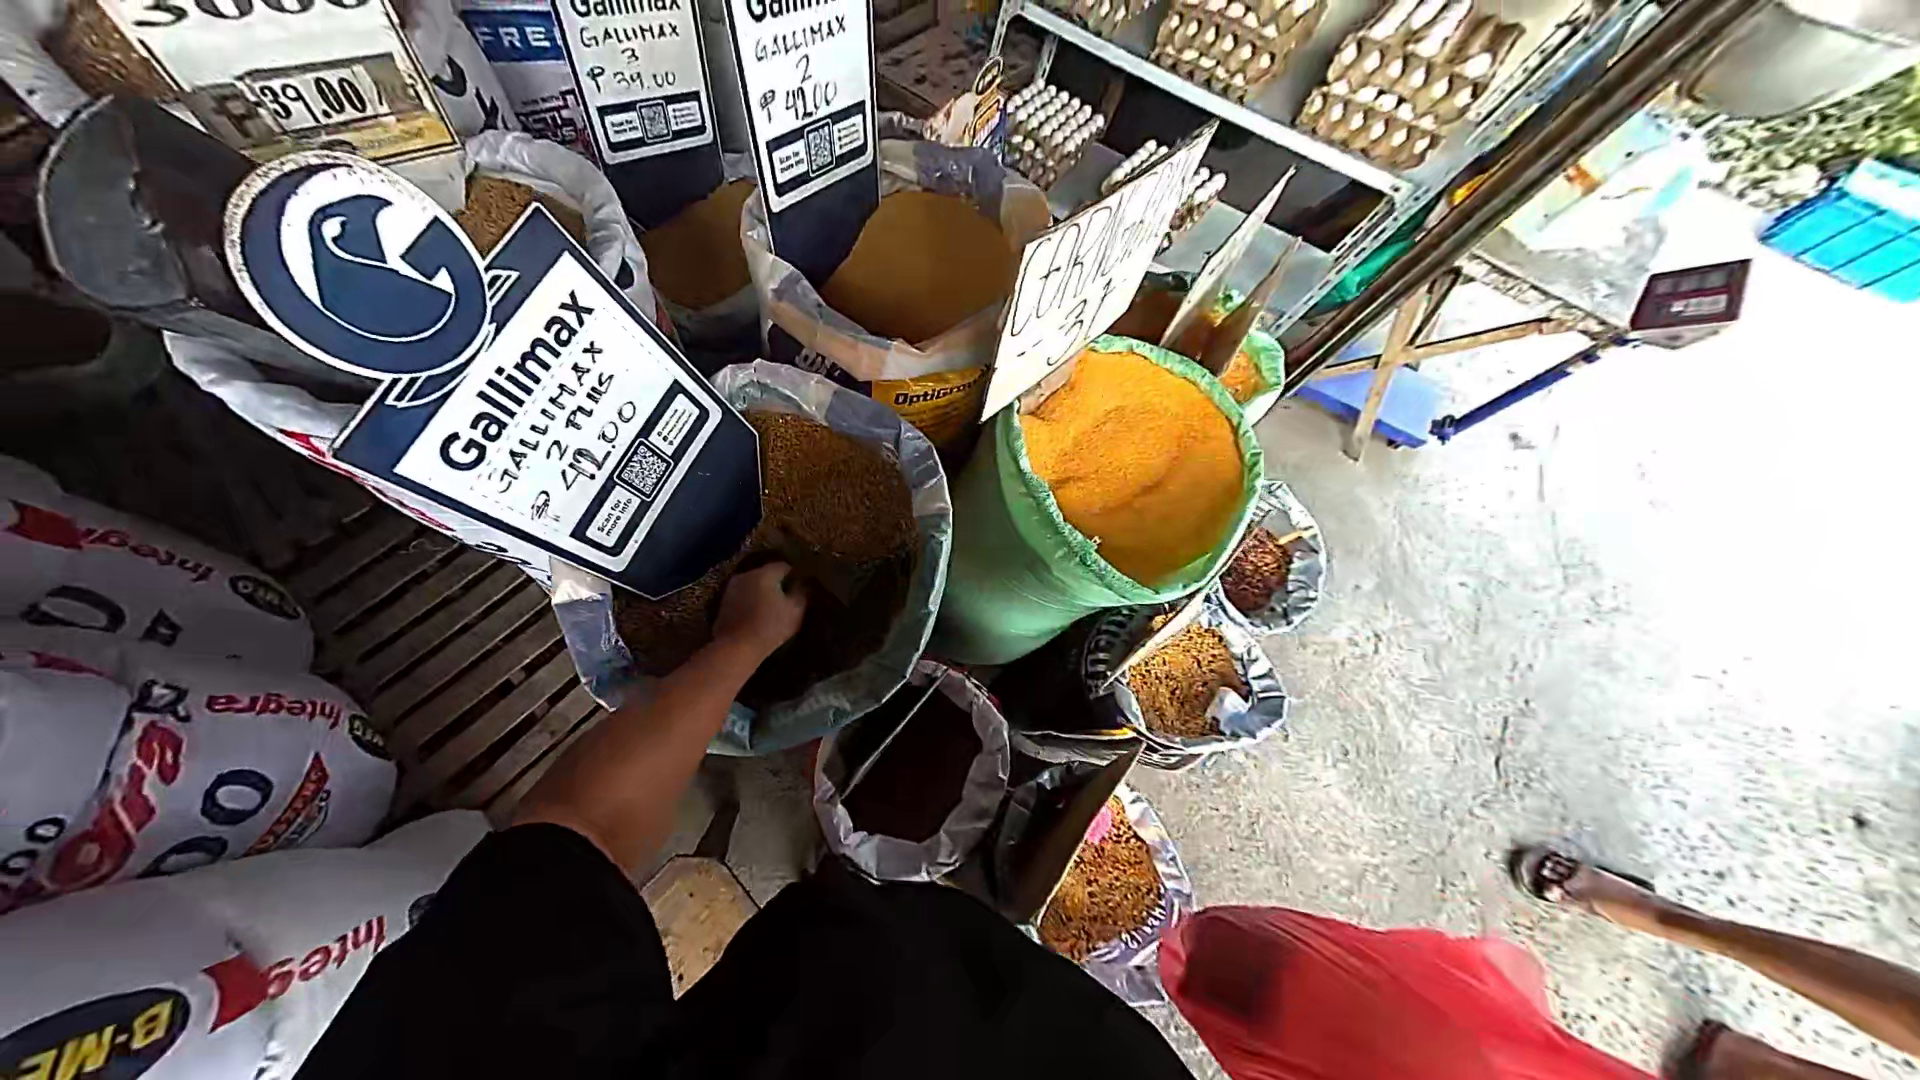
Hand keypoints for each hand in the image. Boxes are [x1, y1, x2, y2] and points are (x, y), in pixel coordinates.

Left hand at [712, 561, 807, 658]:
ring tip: (772, 606)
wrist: (735, 648)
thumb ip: (802, 593)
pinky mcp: (723, 602)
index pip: (784, 566)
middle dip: (777, 583)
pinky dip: (750, 601)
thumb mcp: (795, 611)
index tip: (801, 587)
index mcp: (764, 574)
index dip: (795, 575)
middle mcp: (745, 575)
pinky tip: (756, 614)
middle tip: (787, 597)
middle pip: (766, 574)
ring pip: (753, 585)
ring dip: (762, 592)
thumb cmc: (770, 628)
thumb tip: (804, 583)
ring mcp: (731, 588)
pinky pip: (742, 596)